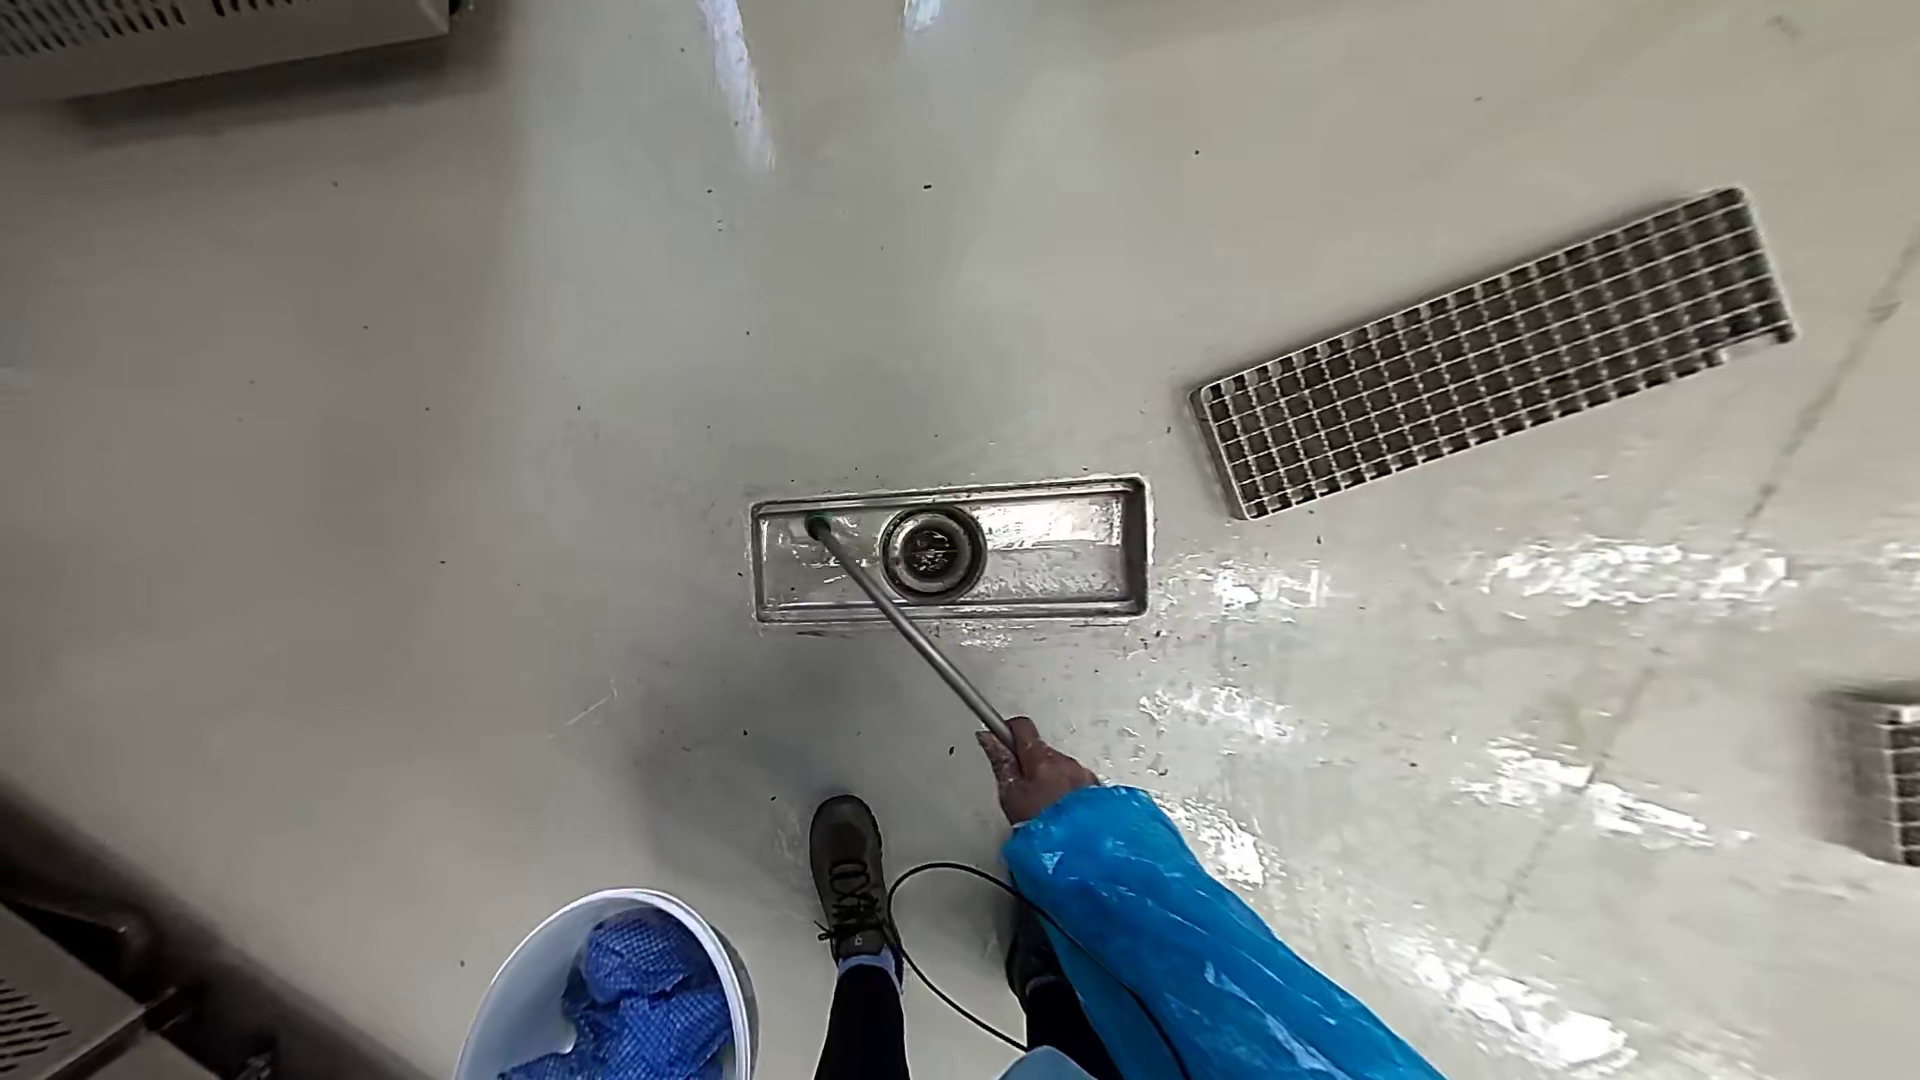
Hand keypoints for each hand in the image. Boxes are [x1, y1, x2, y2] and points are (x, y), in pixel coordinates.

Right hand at [977, 716, 1098, 823]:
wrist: (1082, 857)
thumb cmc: (1044, 830)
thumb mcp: (1011, 797)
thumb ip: (1000, 762)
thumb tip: (989, 739)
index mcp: (1042, 758)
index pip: (1022, 726)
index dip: (1007, 731)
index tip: (1000, 739)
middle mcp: (1066, 761)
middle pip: (1041, 748)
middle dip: (1029, 762)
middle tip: (1019, 787)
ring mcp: (1084, 775)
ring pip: (1059, 766)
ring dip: (1049, 778)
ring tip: (1041, 806)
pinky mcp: (1096, 790)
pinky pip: (1076, 781)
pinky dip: (1066, 791)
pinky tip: (1059, 811)